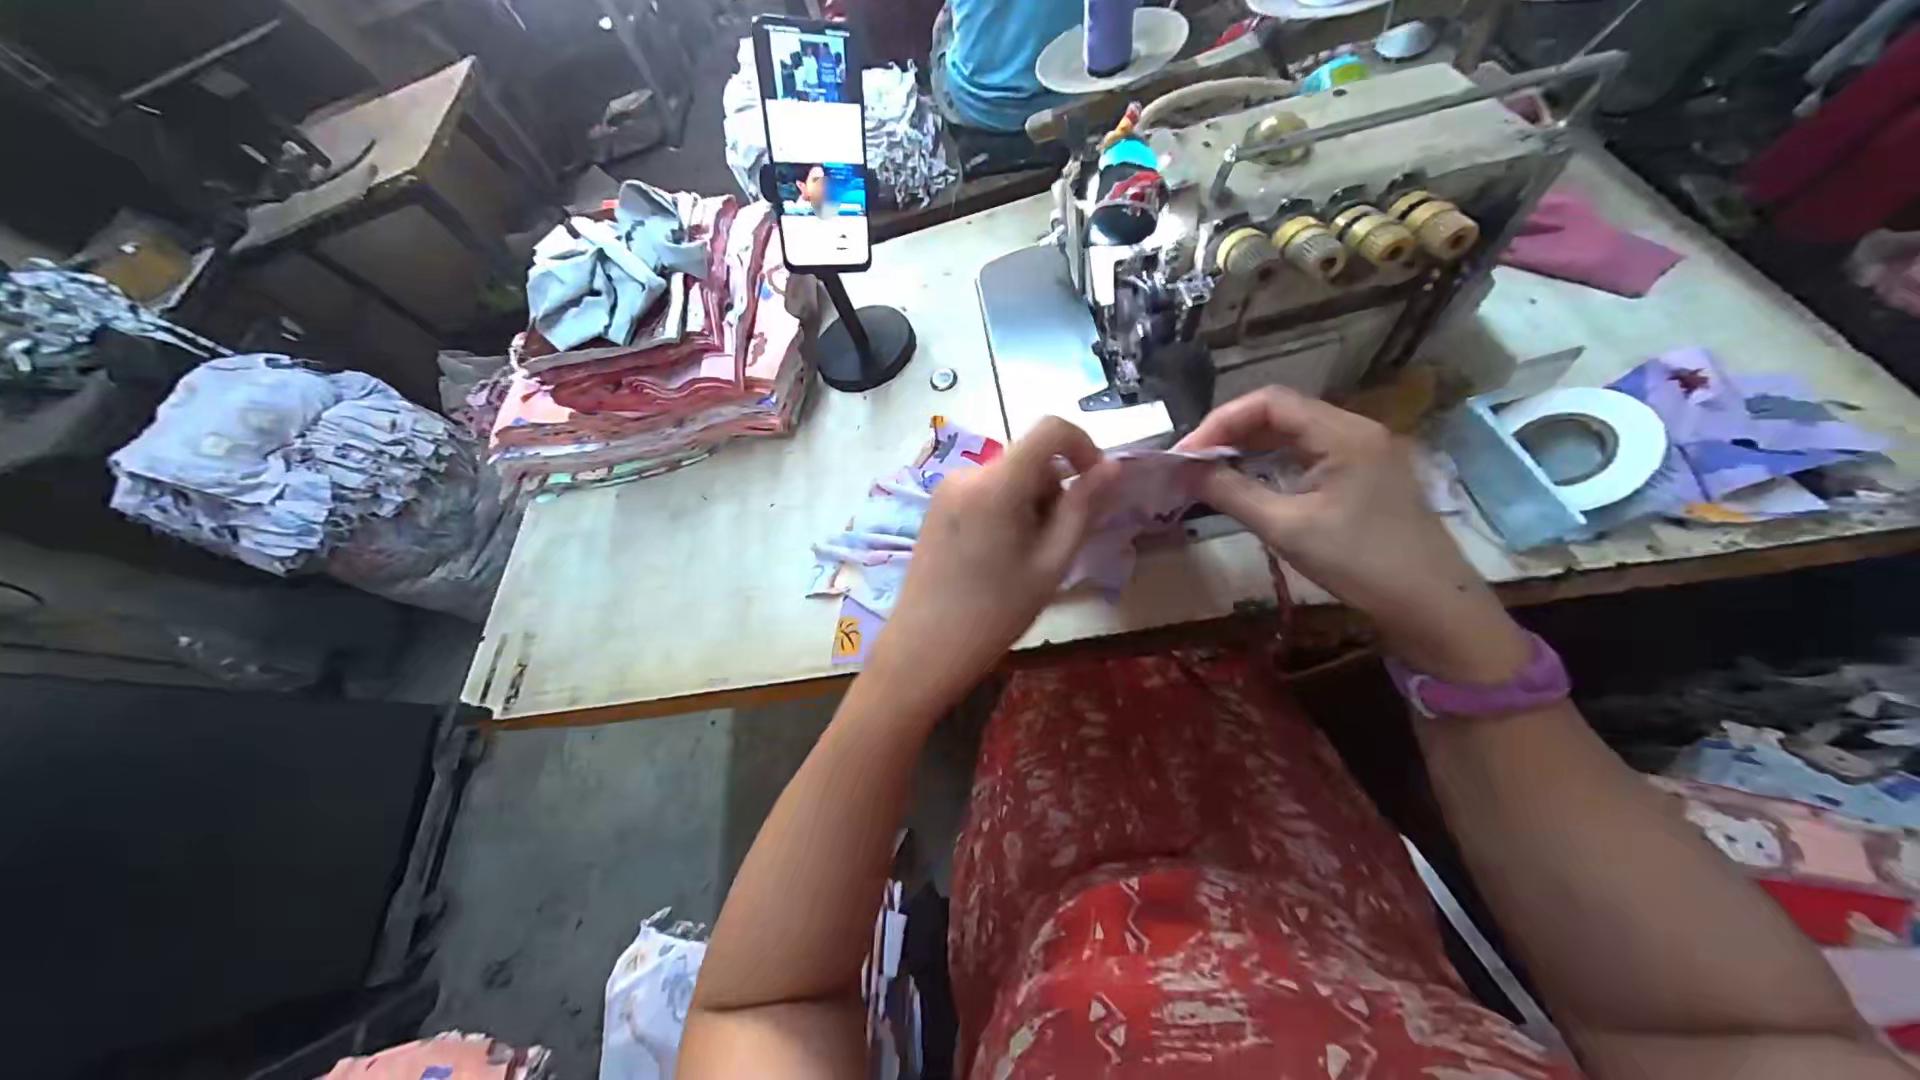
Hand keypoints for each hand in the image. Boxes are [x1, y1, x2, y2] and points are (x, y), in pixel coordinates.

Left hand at [868, 417, 1119, 709]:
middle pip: (1030, 459)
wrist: (926, 646)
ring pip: (1009, 476)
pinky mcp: (936, 504)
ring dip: (1029, 502)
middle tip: (1052, 544)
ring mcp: (947, 488)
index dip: (1083, 445)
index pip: (1050, 429)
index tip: (1094, 482)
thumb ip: (1084, 508)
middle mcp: (968, 473)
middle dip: (1053, 490)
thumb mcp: (1052, 562)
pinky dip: (1005, 507)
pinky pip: (985, 489)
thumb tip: (1112, 467)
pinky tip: (996, 553)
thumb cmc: (996, 612)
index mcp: (998, 484)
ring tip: (1022, 555)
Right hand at [1176, 387, 1529, 682]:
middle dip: (1230, 431)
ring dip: (1250, 445)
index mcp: (1343, 433)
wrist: (1430, 605)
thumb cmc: (1358, 563)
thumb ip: (1231, 492)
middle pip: (1281, 411)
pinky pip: (1308, 450)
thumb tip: (1184, 470)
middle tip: (1192, 462)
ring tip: (1211, 469)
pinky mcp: (1364, 471)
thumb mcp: (1285, 527)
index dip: (1220, 421)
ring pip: (1294, 431)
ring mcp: (1364, 449)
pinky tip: (1250, 478)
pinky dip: (1273, 459)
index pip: (1269, 402)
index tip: (1186, 454)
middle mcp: (1356, 429)